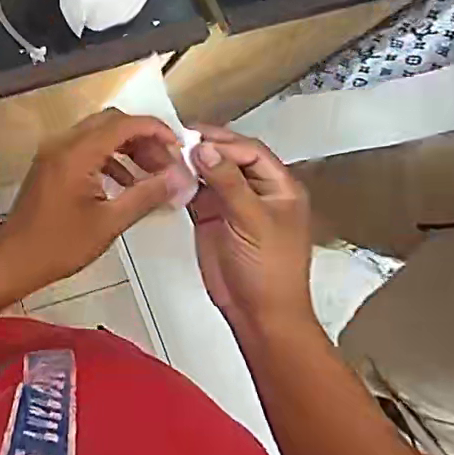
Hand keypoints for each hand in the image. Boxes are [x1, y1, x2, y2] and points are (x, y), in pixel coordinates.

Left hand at [0, 109, 186, 289]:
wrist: (12, 260)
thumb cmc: (59, 245)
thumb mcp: (109, 222)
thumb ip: (146, 195)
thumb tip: (180, 178)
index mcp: (77, 152)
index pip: (124, 124)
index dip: (155, 130)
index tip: (178, 147)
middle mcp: (64, 142)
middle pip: (112, 122)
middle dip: (143, 137)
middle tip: (167, 161)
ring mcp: (55, 151)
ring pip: (99, 133)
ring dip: (128, 147)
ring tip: (153, 173)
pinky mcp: (52, 163)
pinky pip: (86, 147)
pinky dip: (110, 157)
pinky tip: (127, 183)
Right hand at [185, 127, 316, 332]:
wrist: (259, 315)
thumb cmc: (272, 274)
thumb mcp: (253, 221)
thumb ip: (228, 183)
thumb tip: (206, 149)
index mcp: (280, 186)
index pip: (250, 151)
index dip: (225, 142)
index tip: (198, 139)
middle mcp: (258, 190)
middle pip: (230, 156)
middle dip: (207, 147)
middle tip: (181, 139)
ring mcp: (235, 203)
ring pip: (212, 171)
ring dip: (194, 163)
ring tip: (173, 154)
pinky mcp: (215, 217)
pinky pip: (198, 191)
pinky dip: (185, 182)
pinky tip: (174, 176)